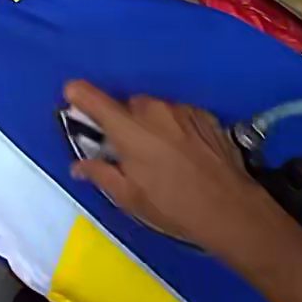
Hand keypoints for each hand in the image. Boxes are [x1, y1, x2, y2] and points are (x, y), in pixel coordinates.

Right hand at [64, 81, 292, 258]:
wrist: (228, 206)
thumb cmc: (173, 206)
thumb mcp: (129, 197)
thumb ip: (101, 174)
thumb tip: (80, 165)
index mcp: (130, 129)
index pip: (95, 99)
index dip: (80, 95)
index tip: (72, 96)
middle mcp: (157, 111)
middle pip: (130, 105)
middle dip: (124, 121)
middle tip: (126, 149)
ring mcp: (185, 111)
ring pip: (158, 109)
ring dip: (152, 123)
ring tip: (160, 154)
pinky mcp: (207, 116)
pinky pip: (181, 115)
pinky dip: (176, 126)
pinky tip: (184, 151)